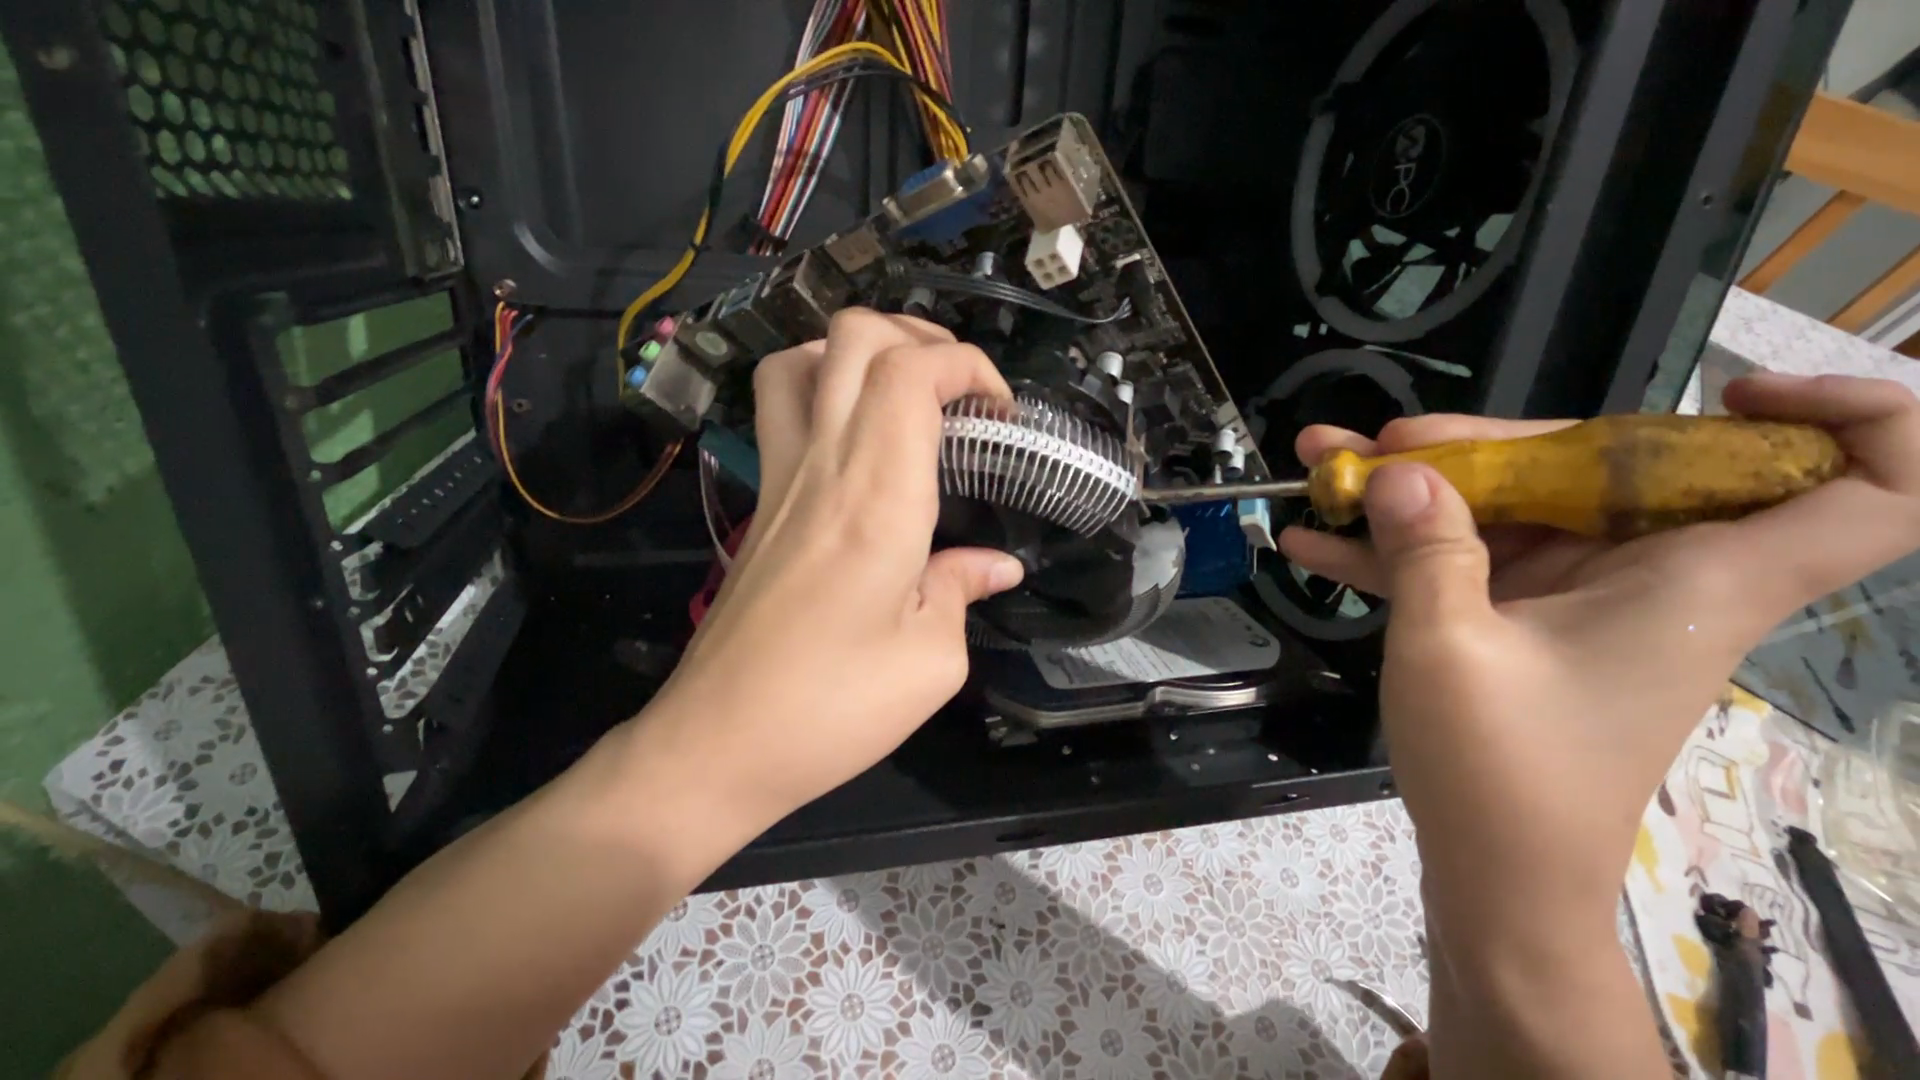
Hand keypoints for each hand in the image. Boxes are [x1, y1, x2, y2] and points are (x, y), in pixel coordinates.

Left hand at [637, 309, 1025, 838]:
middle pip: (853, 338)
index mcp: (877, 500)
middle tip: (961, 392)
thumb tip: (994, 565)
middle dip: (921, 339)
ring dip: (862, 353)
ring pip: (802, 357)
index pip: (910, 373)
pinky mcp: (758, 501)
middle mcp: (822, 467)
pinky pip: (779, 407)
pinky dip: (821, 386)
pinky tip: (856, 436)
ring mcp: (779, 478)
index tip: (1001, 415)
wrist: (718, 743)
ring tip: (906, 395)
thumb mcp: (931, 663)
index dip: (967, 366)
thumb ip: (962, 591)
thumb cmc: (832, 710)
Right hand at [1281, 374, 1919, 914]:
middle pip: (1605, 465)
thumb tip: (1398, 471)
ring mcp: (1580, 597)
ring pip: (1515, 506)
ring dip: (1410, 488)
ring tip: (1315, 466)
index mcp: (1695, 577)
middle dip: (1479, 442)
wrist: (1497, 881)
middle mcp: (1652, 573)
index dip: (1846, 418)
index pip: (1871, 488)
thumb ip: (1426, 548)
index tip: (1730, 390)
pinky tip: (1310, 538)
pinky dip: (1397, 548)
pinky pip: (1470, 558)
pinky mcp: (1525, 621)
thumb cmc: (1501, 774)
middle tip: (1377, 442)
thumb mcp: (1448, 648)